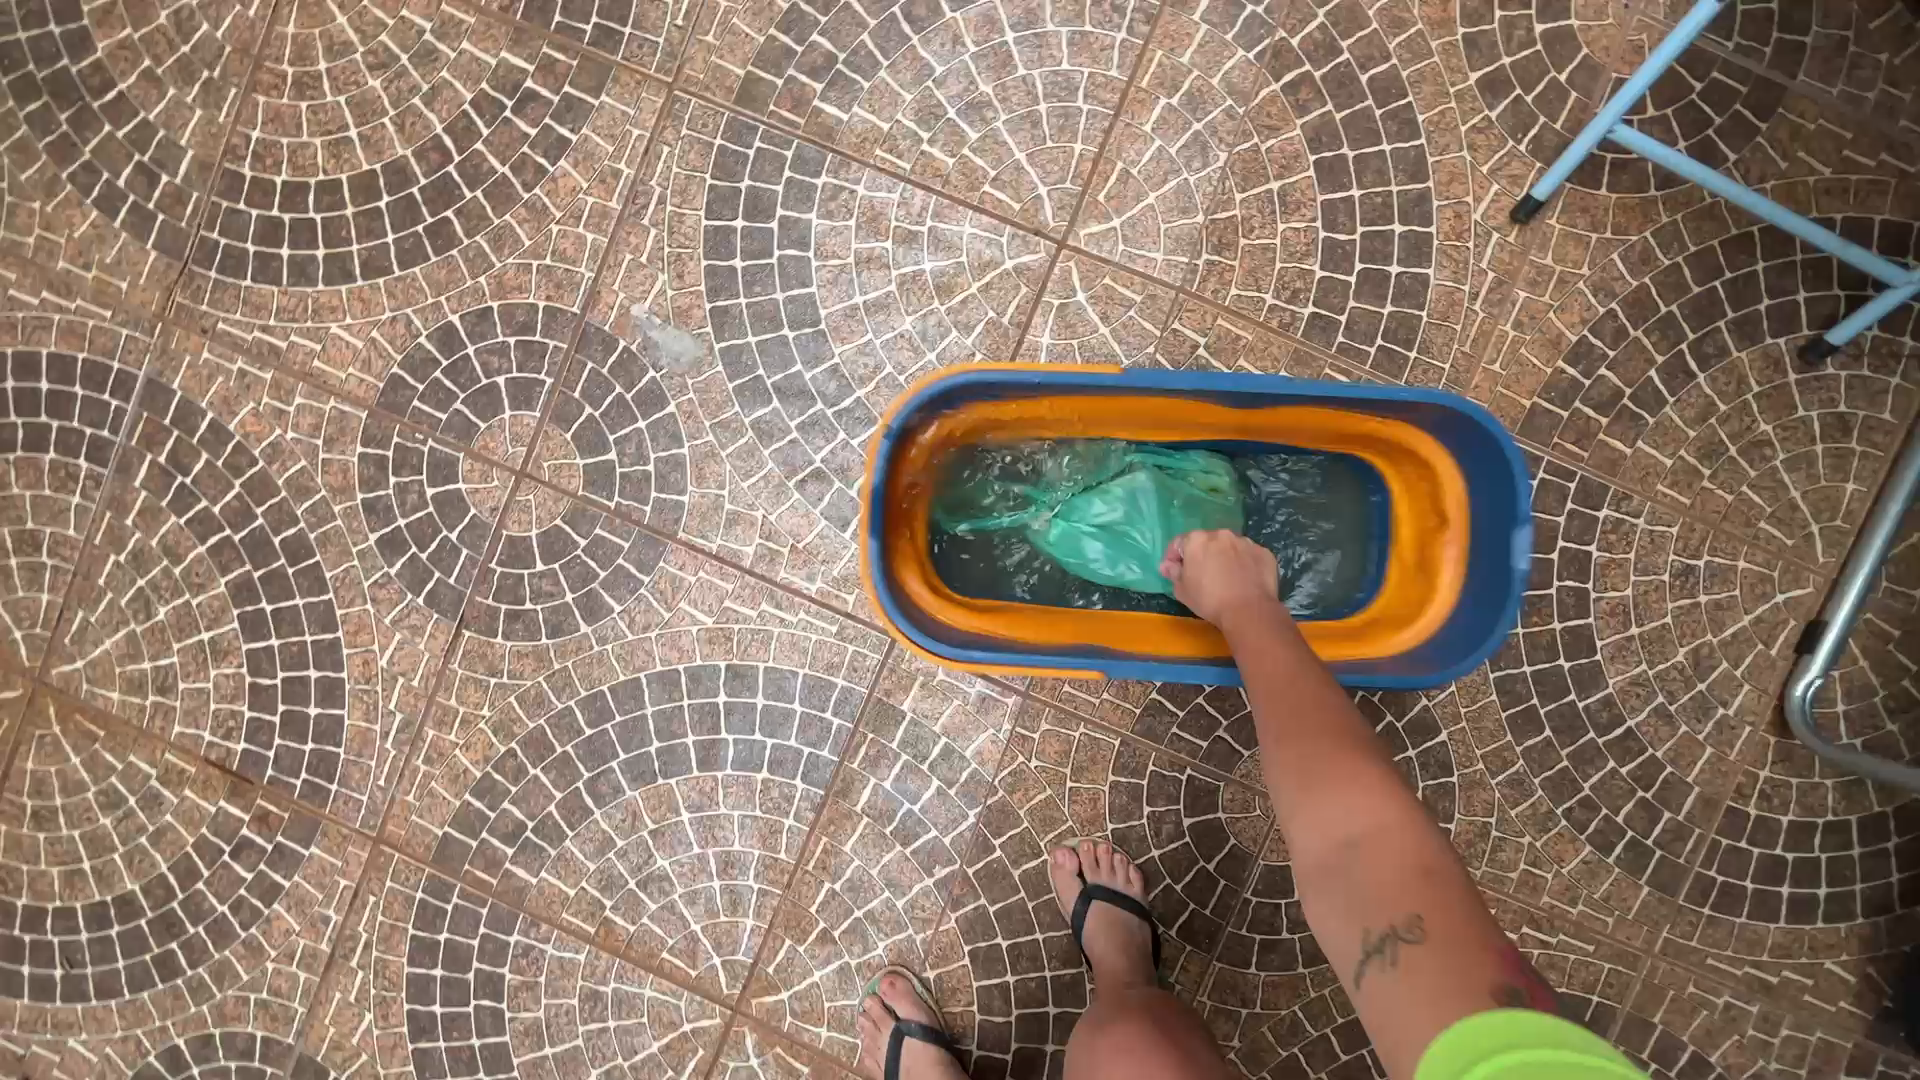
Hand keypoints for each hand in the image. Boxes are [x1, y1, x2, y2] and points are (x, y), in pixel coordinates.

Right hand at [1160, 530, 1285, 631]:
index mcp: (1196, 540)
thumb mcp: (1182, 590)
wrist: (1248, 610)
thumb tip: (1167, 565)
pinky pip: (1248, 555)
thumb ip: (1173, 573)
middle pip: (1206, 542)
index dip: (1174, 557)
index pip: (1179, 543)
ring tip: (1227, 578)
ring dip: (1224, 557)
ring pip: (1229, 547)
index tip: (1175, 571)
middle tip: (1202, 575)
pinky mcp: (1264, 552)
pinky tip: (1244, 580)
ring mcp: (1245, 542)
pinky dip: (1244, 564)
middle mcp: (1221, 535)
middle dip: (1202, 555)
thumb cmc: (1208, 600)